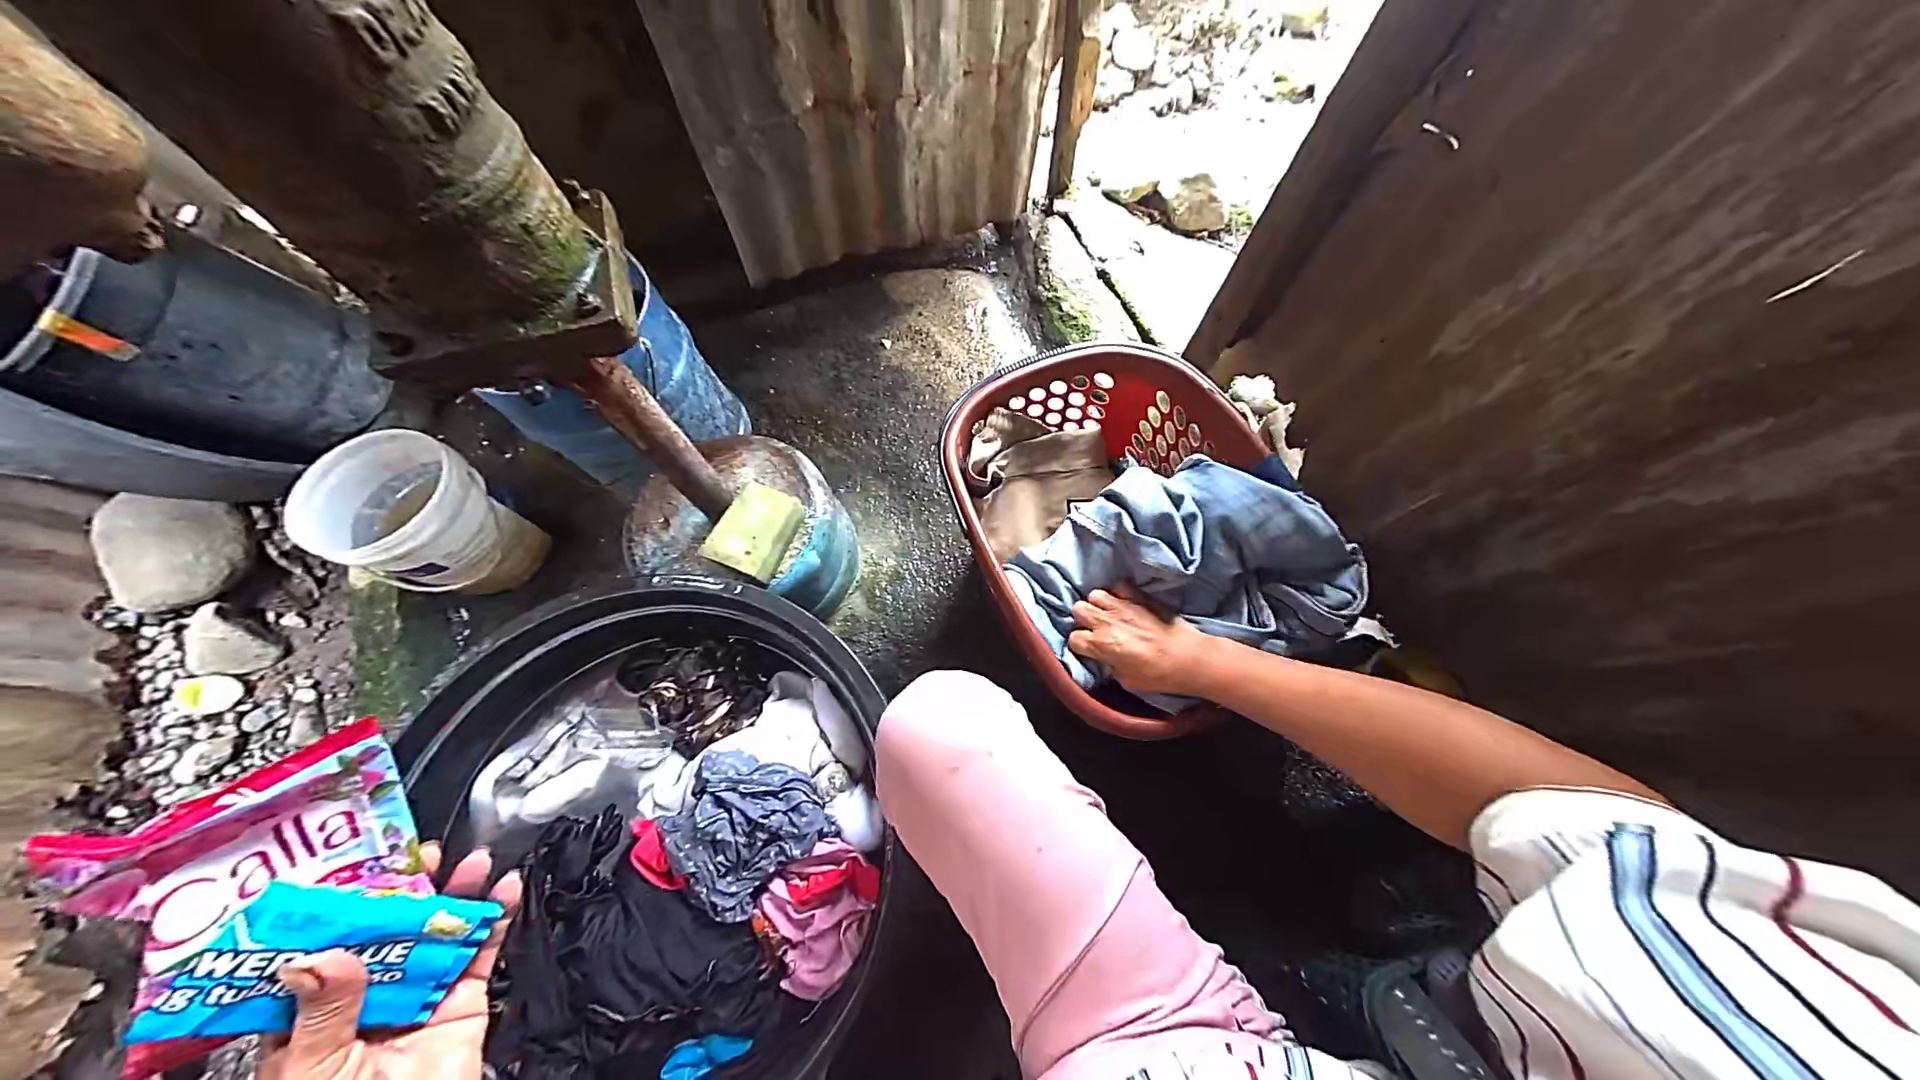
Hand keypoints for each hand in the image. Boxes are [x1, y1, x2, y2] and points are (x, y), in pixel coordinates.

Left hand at [257, 844, 521, 1079]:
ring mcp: (420, 996)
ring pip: (441, 933)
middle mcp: (370, 998)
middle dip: (412, 890)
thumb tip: (318, 954)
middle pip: (392, 931)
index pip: (326, 949)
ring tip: (472, 864)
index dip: (343, 908)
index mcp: (315, 1016)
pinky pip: (484, 952)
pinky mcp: (464, 1001)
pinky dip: (499, 917)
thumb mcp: (314, 1071)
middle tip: (422, 857)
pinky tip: (505, 890)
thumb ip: (324, 1012)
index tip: (358, 872)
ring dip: (460, 893)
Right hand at [1068, 584, 1216, 698]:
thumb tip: (1108, 658)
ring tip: (1108, 613)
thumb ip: (1110, 665)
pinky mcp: (1139, 597)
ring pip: (1095, 594)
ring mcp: (1122, 606)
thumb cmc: (1158, 675)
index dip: (1080, 644)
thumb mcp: (1126, 680)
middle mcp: (1106, 622)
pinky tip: (1124, 603)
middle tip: (1095, 628)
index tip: (1088, 648)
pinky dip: (1119, 593)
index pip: (1074, 638)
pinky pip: (1119, 586)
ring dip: (1098, 604)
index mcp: (1101, 645)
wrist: (1188, 658)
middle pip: (1079, 609)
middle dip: (1084, 619)